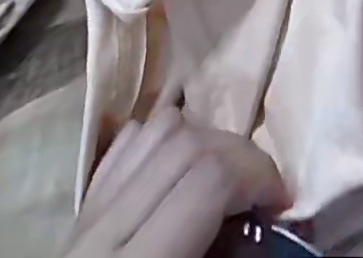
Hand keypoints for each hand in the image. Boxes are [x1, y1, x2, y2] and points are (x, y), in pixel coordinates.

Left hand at [66, 107, 290, 257]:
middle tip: (262, 189)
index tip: (281, 202)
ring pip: (156, 132)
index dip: (256, 176)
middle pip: (185, 146)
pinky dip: (164, 140)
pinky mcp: (82, 210)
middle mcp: (106, 232)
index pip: (207, 181)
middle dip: (238, 154)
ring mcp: (88, 215)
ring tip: (226, 177)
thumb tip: (272, 228)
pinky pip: (128, 144)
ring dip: (204, 140)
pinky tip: (182, 170)